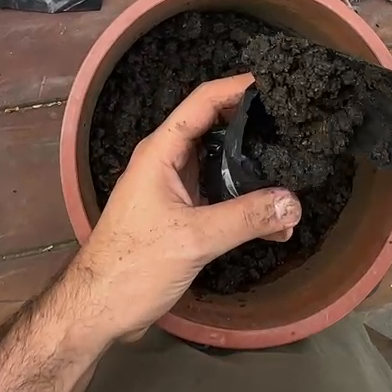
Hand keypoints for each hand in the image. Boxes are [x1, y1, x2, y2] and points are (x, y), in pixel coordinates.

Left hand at [62, 74, 302, 345]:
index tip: (273, 81)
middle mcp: (167, 160)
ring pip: (220, 164)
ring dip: (253, 170)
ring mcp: (174, 186)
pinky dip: (245, 203)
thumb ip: (245, 218)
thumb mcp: (194, 239)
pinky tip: (274, 221)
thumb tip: (294, 202)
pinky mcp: (181, 213)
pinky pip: (219, 196)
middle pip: (215, 127)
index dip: (237, 86)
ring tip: (292, 170)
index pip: (203, 101)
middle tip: (292, 122)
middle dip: (252, 124)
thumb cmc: (134, 265)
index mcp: (161, 150)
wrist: (97, 310)